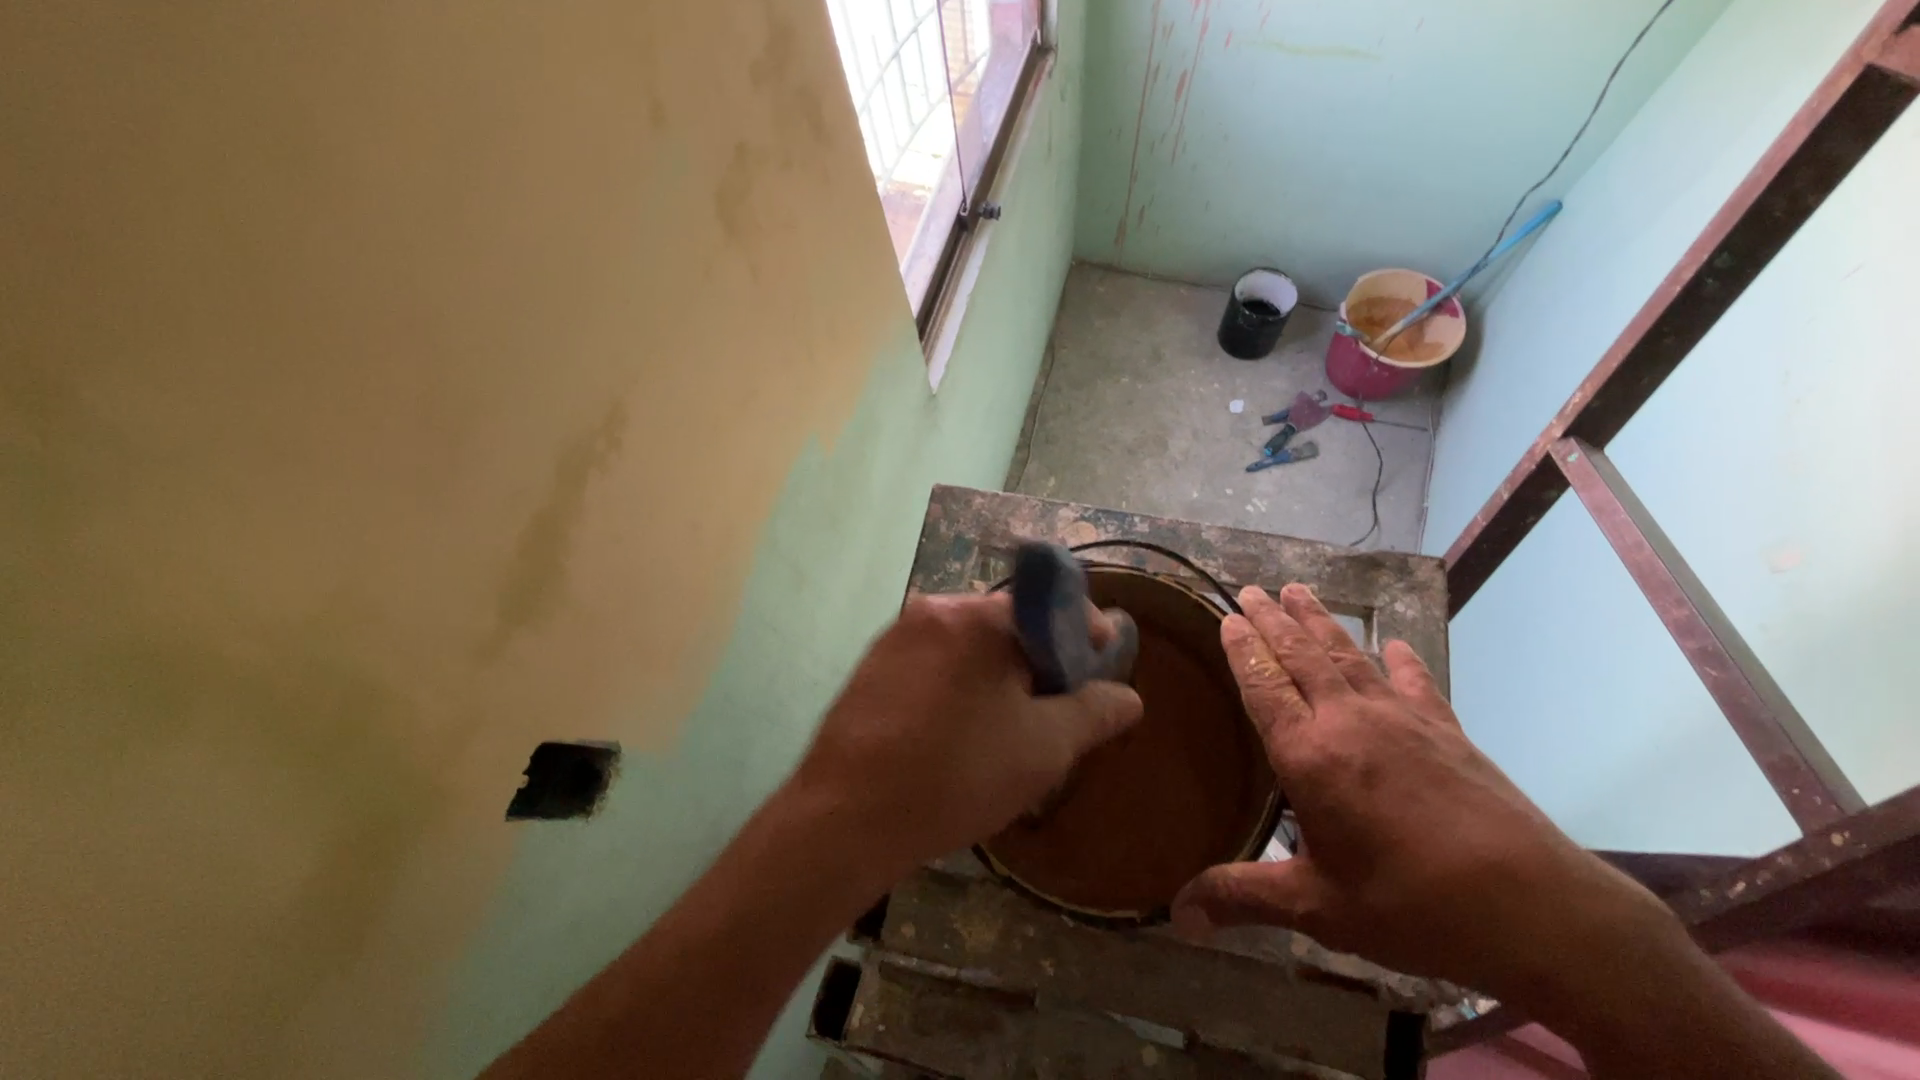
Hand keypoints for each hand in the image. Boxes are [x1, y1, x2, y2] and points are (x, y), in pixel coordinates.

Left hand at [792, 592, 1143, 882]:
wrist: (845, 818)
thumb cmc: (956, 775)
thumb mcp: (1044, 748)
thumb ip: (1094, 712)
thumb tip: (1127, 696)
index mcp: (977, 616)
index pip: (1053, 604)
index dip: (1087, 639)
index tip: (1098, 679)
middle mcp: (932, 610)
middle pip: (1009, 625)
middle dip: (1039, 665)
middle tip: (1052, 718)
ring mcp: (894, 637)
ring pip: (969, 648)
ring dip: (997, 680)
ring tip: (1006, 736)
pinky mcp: (870, 669)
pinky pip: (935, 666)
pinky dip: (959, 690)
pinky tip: (959, 738)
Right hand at [1172, 584, 1671, 1003]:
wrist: (1534, 907)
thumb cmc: (1411, 905)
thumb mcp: (1317, 908)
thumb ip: (1243, 897)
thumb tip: (1178, 915)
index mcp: (1309, 756)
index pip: (1264, 685)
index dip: (1242, 649)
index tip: (1227, 616)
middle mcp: (1351, 723)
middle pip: (1302, 657)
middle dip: (1273, 620)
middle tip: (1252, 589)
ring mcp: (1404, 721)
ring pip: (1350, 657)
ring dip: (1321, 622)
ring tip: (1299, 591)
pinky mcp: (1448, 732)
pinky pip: (1414, 682)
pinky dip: (1399, 659)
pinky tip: (1394, 644)